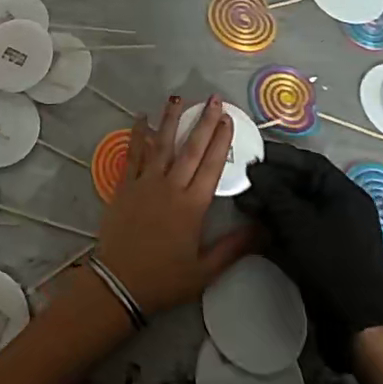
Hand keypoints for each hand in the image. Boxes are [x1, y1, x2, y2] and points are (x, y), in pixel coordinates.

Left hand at [94, 95, 255, 314]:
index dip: (221, 140)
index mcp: (192, 205)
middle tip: (213, 99)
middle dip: (203, 121)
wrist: (118, 285)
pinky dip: (136, 135)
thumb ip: (235, 247)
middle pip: (191, 148)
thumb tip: (265, 229)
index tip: (227, 119)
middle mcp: (171, 187)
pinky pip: (132, 155)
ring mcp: (145, 183)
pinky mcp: (124, 187)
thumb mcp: (205, 270)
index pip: (212, 165)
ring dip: (171, 120)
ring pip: (161, 144)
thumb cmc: (164, 279)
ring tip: (178, 98)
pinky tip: (141, 118)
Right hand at [237, 140, 382, 369]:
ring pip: (298, 208)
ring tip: (242, 202)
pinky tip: (255, 225)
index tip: (252, 153)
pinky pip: (300, 229)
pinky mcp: (327, 253)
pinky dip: (278, 225)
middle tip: (241, 179)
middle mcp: (343, 207)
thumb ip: (274, 192)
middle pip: (302, 185)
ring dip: (271, 204)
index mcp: (345, 192)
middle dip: (271, 182)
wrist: (355, 323)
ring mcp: (336, 232)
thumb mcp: (298, 223)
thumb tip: (255, 168)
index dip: (279, 156)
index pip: (309, 162)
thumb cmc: (330, 263)